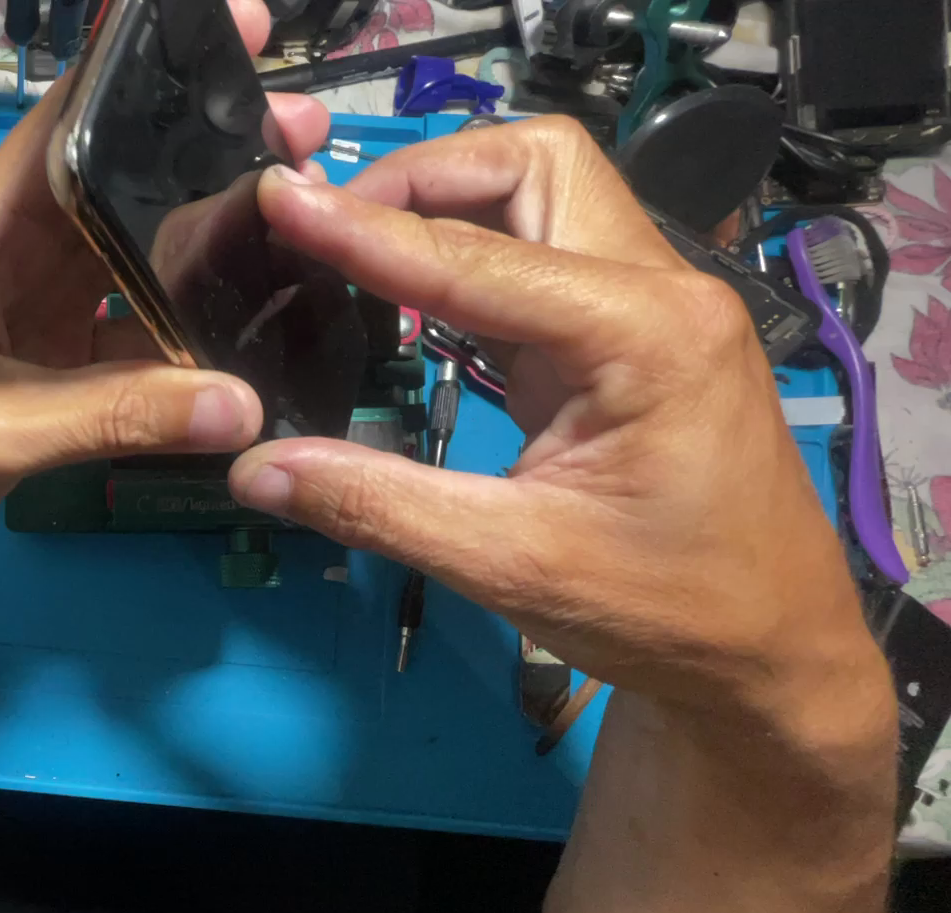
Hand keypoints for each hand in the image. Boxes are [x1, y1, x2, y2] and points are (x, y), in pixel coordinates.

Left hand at [0, 0, 332, 596]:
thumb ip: (109, 414)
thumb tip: (238, 404)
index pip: (65, 122)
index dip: (143, 66)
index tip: (237, 26)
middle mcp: (18, 256)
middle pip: (119, 178)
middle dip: (204, 149)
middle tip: (302, 134)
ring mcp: (42, 309)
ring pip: (135, 251)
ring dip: (204, 236)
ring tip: (293, 215)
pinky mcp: (60, 360)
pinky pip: (134, 327)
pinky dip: (183, 326)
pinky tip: (239, 326)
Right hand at [229, 118, 884, 724]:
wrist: (756, 645)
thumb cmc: (660, 605)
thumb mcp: (505, 562)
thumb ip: (373, 506)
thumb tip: (254, 469)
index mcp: (642, 335)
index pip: (476, 257)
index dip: (366, 231)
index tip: (285, 206)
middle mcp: (650, 293)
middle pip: (534, 168)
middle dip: (419, 178)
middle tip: (326, 225)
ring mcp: (634, 309)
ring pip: (535, 196)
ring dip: (438, 202)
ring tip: (348, 246)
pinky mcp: (608, 338)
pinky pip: (523, 258)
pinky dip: (448, 254)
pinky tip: (394, 291)